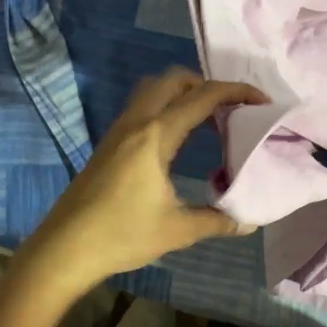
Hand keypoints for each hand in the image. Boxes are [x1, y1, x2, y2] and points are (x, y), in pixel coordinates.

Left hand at [16, 69, 265, 298]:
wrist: (65, 248)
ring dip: (182, 93)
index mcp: (155, 135)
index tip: (261, 100)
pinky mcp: (109, 142)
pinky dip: (165, 106)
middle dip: (206, 84)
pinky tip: (178, 138)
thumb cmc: (121, 235)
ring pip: (153, 89)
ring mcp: (119, 129)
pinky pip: (142, 106)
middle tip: (231, 109)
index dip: (235, 91)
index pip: (201, 98)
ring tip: (207, 119)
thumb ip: (216, 221)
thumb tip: (249, 222)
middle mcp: (137, 122)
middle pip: (174, 79)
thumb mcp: (176, 231)